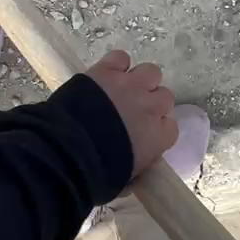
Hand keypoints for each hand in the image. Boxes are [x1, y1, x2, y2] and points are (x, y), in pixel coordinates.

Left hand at [83, 49, 177, 178]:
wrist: (68, 150)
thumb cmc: (97, 173)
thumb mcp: (124, 181)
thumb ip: (136, 171)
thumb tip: (135, 171)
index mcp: (157, 137)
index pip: (171, 126)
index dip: (158, 127)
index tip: (146, 131)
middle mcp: (150, 107)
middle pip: (165, 96)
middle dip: (152, 102)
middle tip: (135, 110)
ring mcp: (129, 85)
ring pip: (151, 72)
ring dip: (141, 80)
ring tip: (126, 89)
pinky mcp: (107, 70)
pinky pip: (121, 57)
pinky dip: (117, 64)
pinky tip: (109, 74)